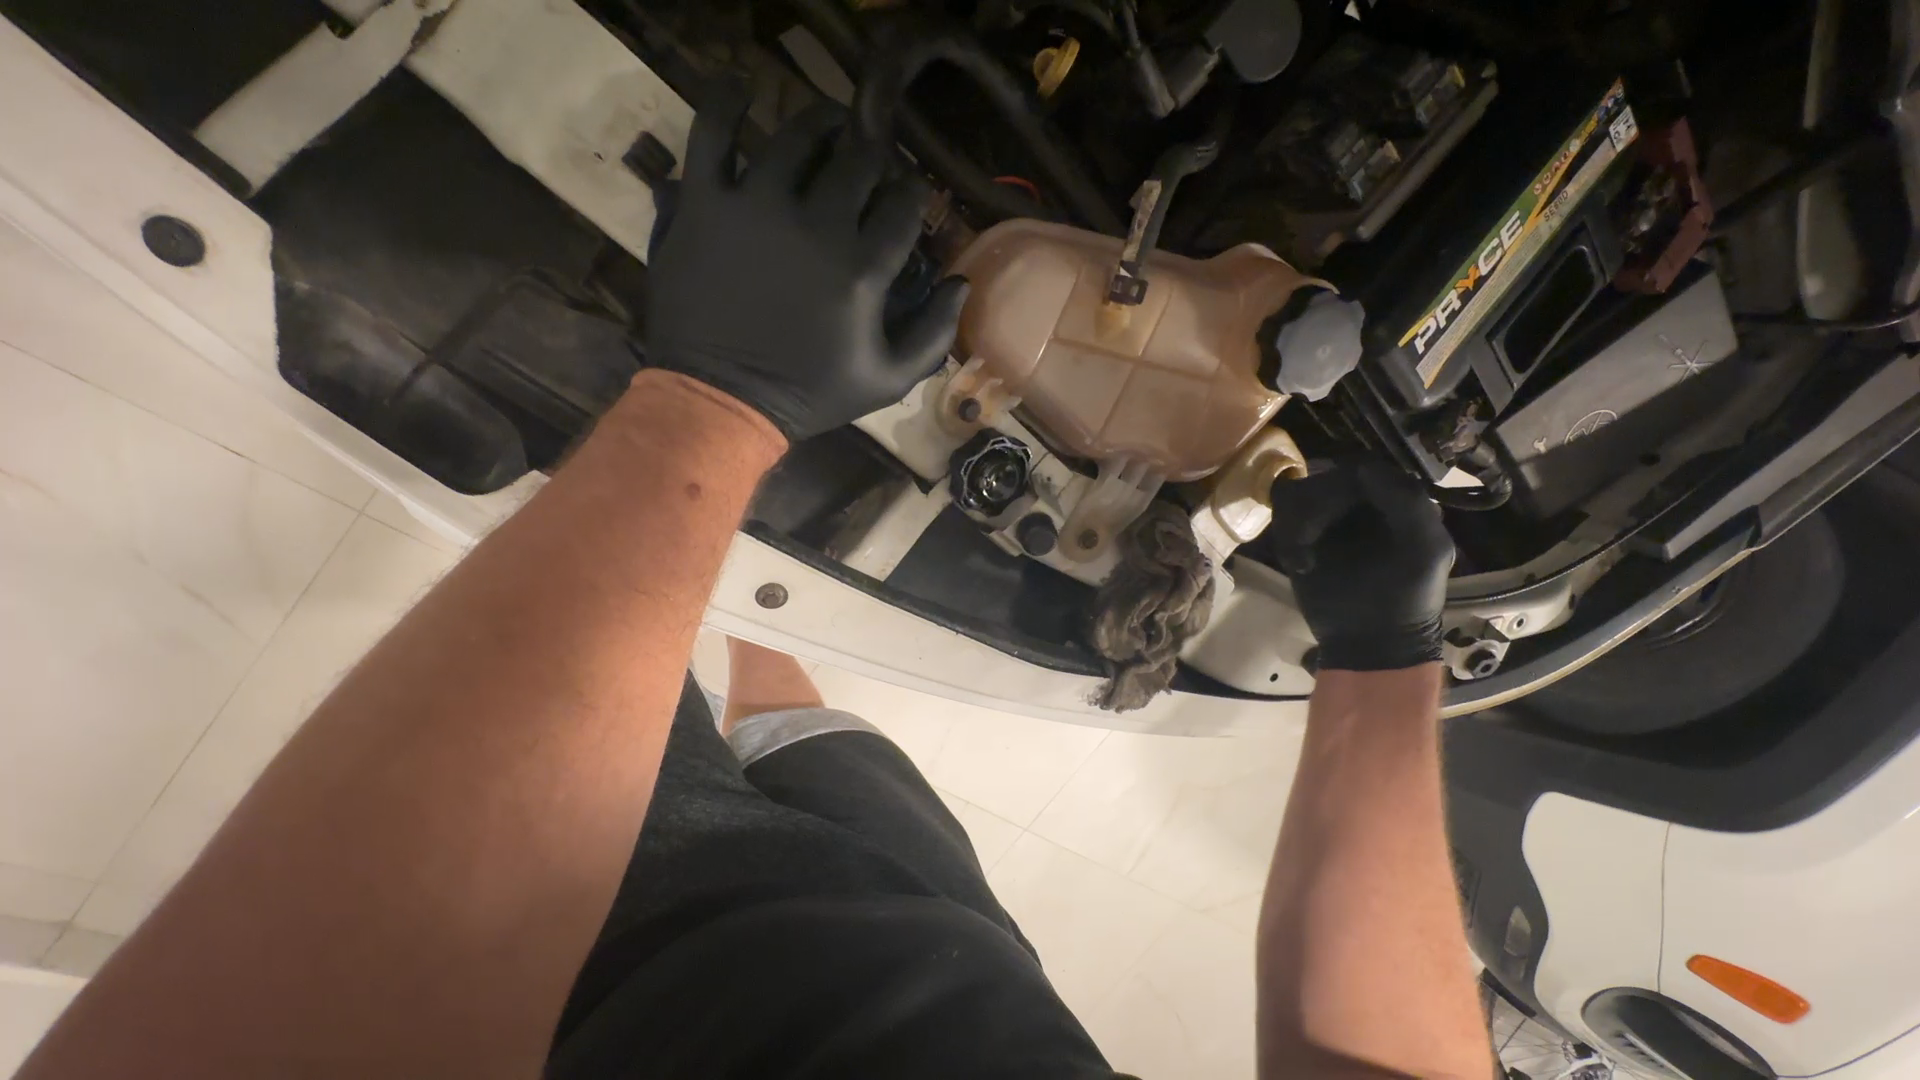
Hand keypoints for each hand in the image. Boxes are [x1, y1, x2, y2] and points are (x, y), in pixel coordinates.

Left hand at [645, 84, 969, 441]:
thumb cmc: (810, 393)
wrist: (722, 399)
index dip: (910, 193)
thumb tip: (961, 282)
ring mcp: (756, 206)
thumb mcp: (888, 380)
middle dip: (874, 154)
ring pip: (797, 137)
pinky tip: (742, 91)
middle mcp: (816, 224)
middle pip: (858, 160)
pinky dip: (727, 103)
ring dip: (820, 126)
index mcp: (863, 267)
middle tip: (868, 159)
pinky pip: (712, 133)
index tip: (905, 195)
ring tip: (826, 128)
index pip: (903, 204)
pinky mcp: (706, 202)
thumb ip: (933, 333)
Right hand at [1262, 461, 1454, 671]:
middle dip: (1317, 509)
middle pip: (1324, 477)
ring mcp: (1327, 520)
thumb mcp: (1425, 547)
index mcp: (1395, 500)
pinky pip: (1283, 519)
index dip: (1344, 481)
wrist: (1370, 644)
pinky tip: (1302, 564)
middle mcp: (1359, 502)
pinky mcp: (1299, 540)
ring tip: (1307, 559)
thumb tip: (1361, 467)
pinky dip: (1288, 540)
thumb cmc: (1405, 597)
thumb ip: (1406, 501)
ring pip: (1298, 495)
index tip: (1336, 506)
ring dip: (1298, 527)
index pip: (1362, 468)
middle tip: (1313, 541)